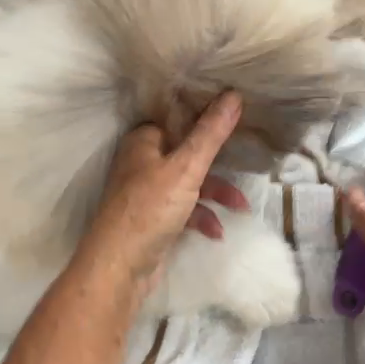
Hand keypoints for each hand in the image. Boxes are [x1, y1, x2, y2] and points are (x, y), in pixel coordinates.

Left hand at [75, 91, 249, 286]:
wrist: (119, 268)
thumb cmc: (149, 210)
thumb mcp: (186, 168)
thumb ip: (211, 134)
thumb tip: (234, 95)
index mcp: (143, 142)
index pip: (178, 120)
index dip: (204, 118)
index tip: (235, 118)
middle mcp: (142, 163)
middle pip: (187, 153)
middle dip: (217, 167)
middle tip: (245, 167)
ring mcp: (146, 193)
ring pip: (189, 184)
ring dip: (215, 195)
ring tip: (240, 208)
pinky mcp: (153, 220)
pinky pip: (183, 210)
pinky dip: (201, 217)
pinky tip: (217, 232)